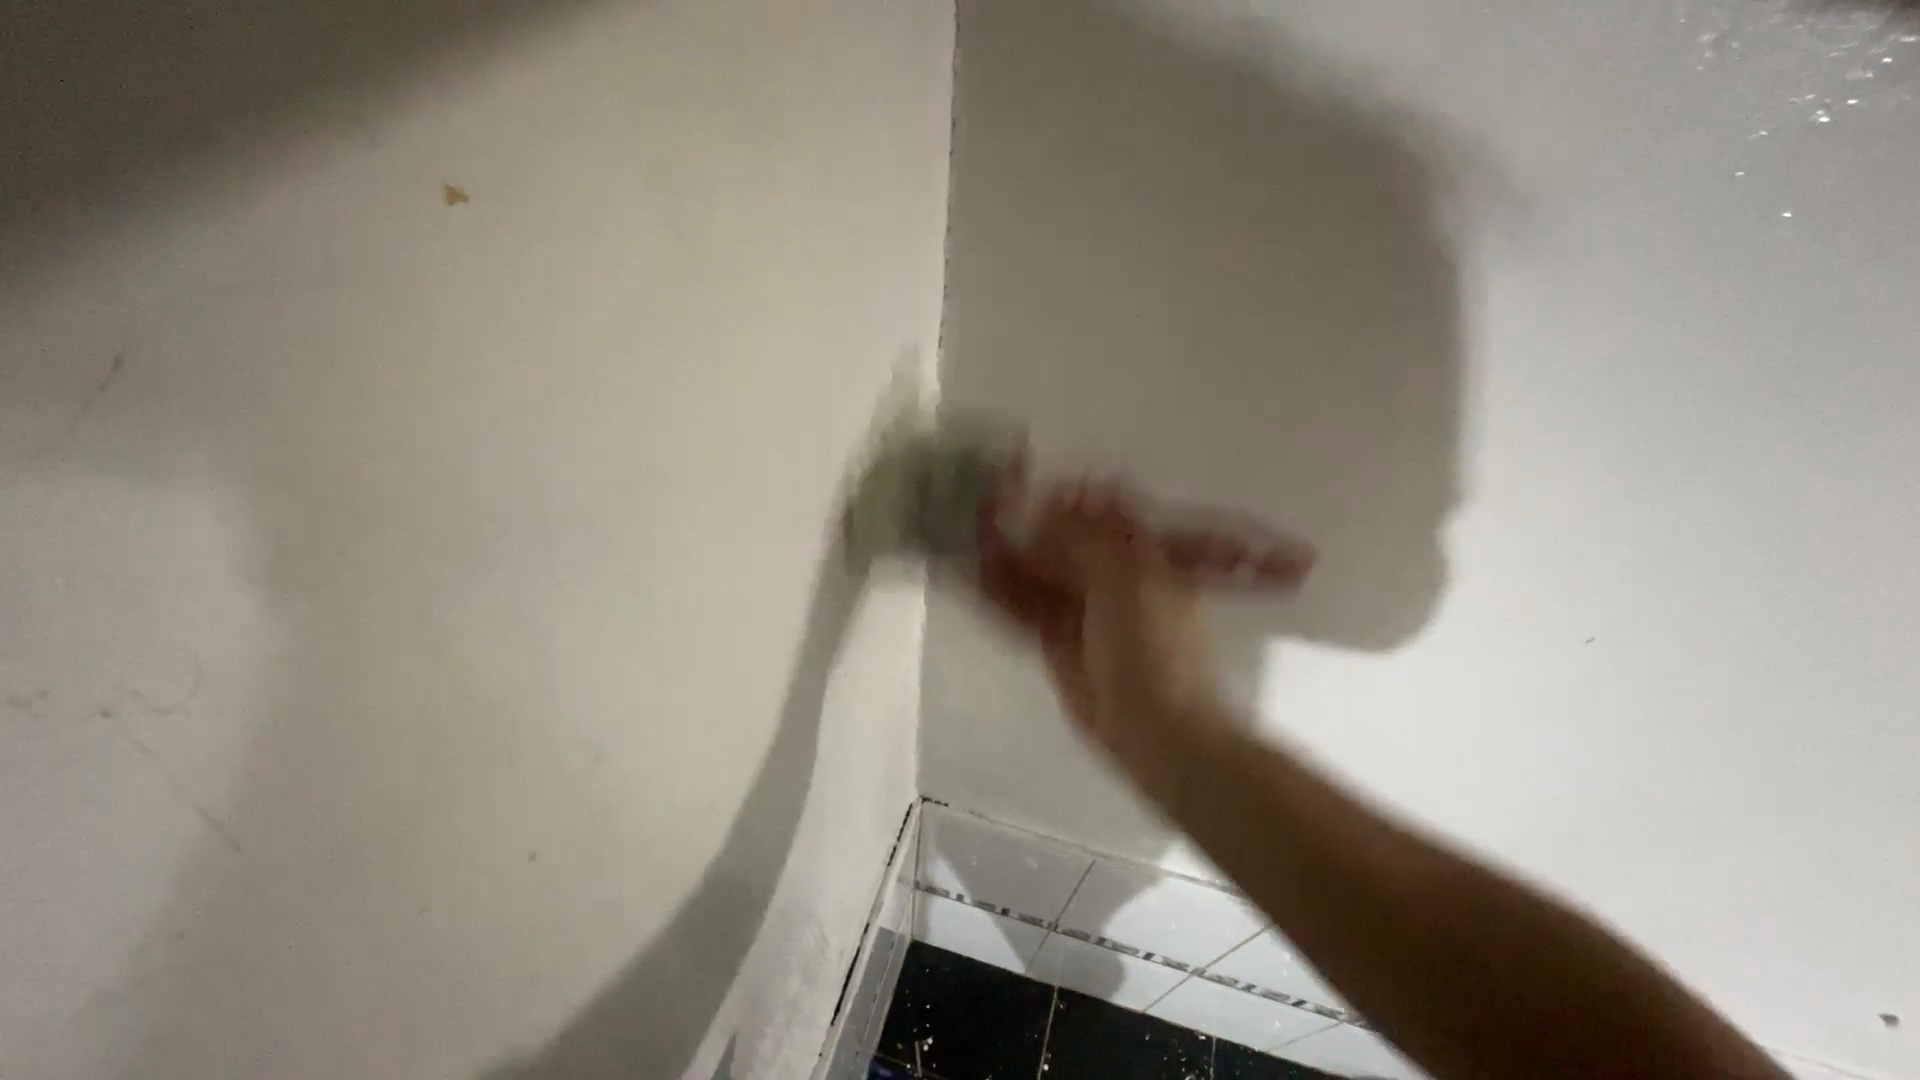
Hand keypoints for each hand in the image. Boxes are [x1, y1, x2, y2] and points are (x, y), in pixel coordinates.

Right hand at [979, 481, 1228, 768]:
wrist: (1156, 728)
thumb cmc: (1153, 647)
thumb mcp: (1127, 580)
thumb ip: (1085, 538)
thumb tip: (1050, 503)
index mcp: (1140, 555)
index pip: (1096, 514)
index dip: (1060, 498)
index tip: (1020, 483)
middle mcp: (1109, 577)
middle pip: (1060, 542)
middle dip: (1022, 526)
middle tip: (979, 509)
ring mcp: (1081, 610)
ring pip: (1036, 574)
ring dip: (1003, 557)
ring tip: (964, 538)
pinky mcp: (1055, 641)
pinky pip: (1022, 609)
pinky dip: (997, 594)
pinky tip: (968, 577)